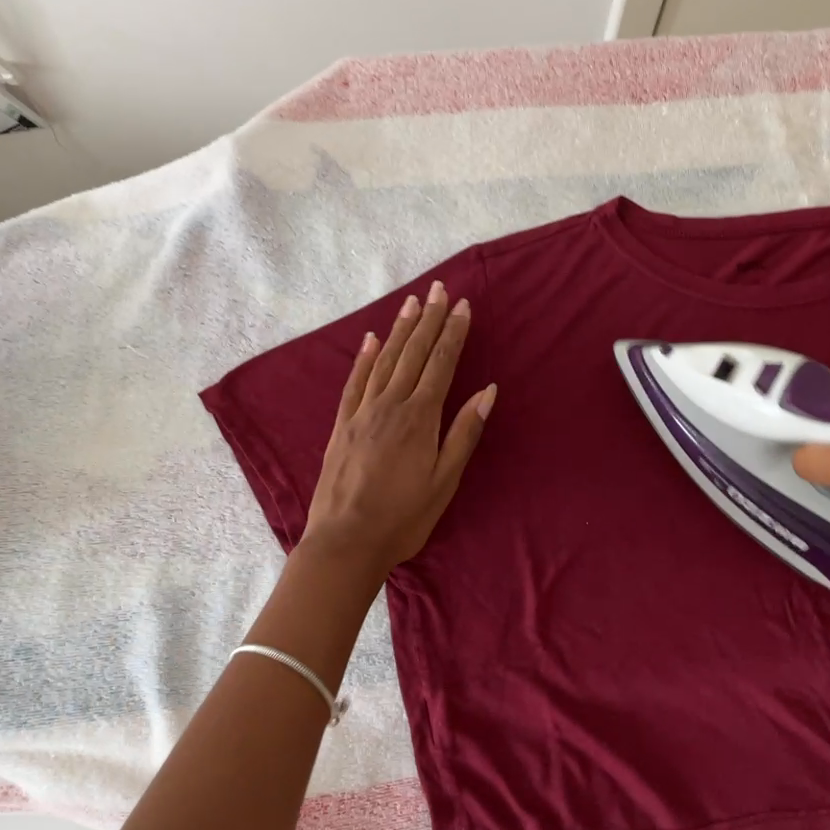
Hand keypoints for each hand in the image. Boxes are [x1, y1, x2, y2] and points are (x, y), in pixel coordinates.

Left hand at [300, 280, 495, 576]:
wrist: (345, 541)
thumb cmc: (404, 517)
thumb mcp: (445, 480)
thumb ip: (464, 432)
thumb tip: (488, 390)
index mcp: (420, 417)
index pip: (441, 363)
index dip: (454, 332)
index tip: (463, 305)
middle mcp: (391, 404)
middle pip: (414, 353)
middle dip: (429, 319)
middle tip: (438, 289)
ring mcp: (363, 411)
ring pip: (385, 359)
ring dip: (401, 329)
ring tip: (412, 302)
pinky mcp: (342, 424)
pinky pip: (355, 381)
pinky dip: (365, 357)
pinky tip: (372, 339)